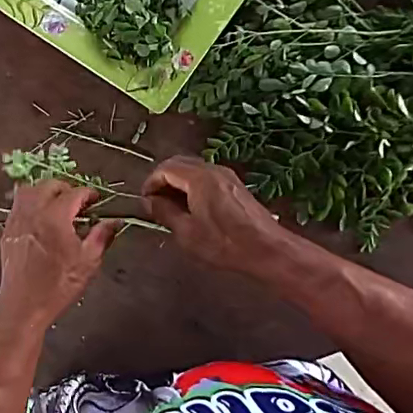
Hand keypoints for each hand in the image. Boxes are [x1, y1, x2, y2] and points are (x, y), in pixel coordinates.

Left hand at [0, 182, 118, 325]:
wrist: (24, 305)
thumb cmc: (59, 285)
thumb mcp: (88, 262)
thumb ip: (102, 236)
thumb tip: (114, 221)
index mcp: (55, 217)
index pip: (74, 193)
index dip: (88, 194)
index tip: (96, 200)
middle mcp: (33, 212)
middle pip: (49, 185)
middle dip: (66, 189)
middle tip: (78, 203)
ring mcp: (17, 220)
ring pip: (29, 191)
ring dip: (45, 191)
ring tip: (57, 205)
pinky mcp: (7, 231)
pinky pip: (18, 205)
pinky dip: (31, 203)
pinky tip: (40, 217)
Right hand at [142, 157, 288, 276]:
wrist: (267, 249)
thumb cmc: (224, 243)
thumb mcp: (186, 232)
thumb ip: (164, 212)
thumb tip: (150, 201)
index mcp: (198, 178)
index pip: (165, 169)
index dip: (150, 183)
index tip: (145, 202)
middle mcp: (212, 170)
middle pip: (178, 163)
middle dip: (162, 180)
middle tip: (155, 204)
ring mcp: (226, 176)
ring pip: (192, 169)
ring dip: (177, 183)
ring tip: (171, 208)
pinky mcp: (234, 185)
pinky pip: (205, 177)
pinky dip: (192, 185)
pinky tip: (191, 208)